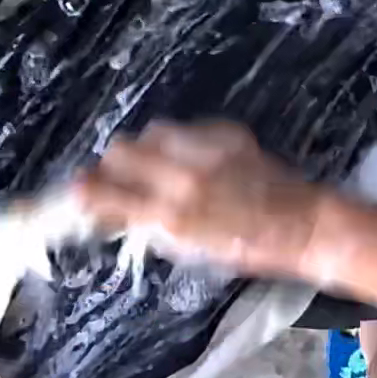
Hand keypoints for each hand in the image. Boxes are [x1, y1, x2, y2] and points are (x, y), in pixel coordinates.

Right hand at [70, 121, 327, 277]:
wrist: (299, 223)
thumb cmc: (244, 248)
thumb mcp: (190, 249)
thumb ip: (149, 225)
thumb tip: (114, 209)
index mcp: (173, 218)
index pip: (110, 196)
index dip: (86, 191)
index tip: (77, 189)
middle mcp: (184, 179)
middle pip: (122, 150)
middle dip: (114, 161)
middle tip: (119, 172)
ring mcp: (206, 150)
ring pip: (152, 131)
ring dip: (146, 146)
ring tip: (157, 162)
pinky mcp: (226, 133)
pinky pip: (186, 128)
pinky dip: (180, 141)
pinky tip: (193, 157)